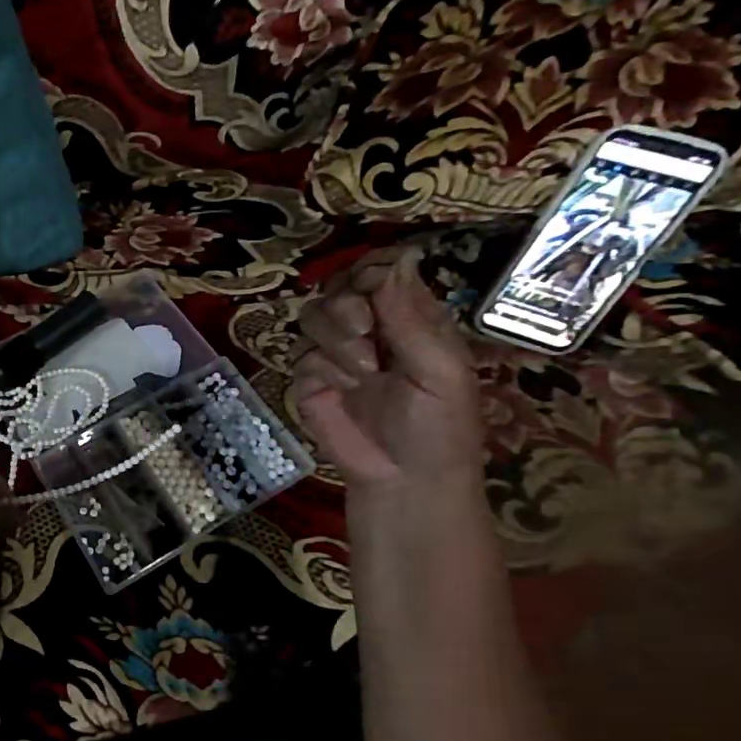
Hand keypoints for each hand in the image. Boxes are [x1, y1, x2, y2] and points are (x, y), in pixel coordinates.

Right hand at [291, 247, 482, 492]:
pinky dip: (320, 370)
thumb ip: (412, 318)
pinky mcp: (310, 385)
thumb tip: (397, 258)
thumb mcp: (441, 369)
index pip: (378, 274)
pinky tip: (342, 391)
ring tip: (362, 372)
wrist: (405, 481)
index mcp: (408, 319)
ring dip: (334, 340)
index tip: (372, 294)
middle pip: (336, 290)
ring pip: (311, 319)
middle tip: (364, 334)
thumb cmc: (440, 427)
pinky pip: (300, 359)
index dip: (368, 275)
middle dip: (345, 307)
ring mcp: (335, 358)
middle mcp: (368, 331)